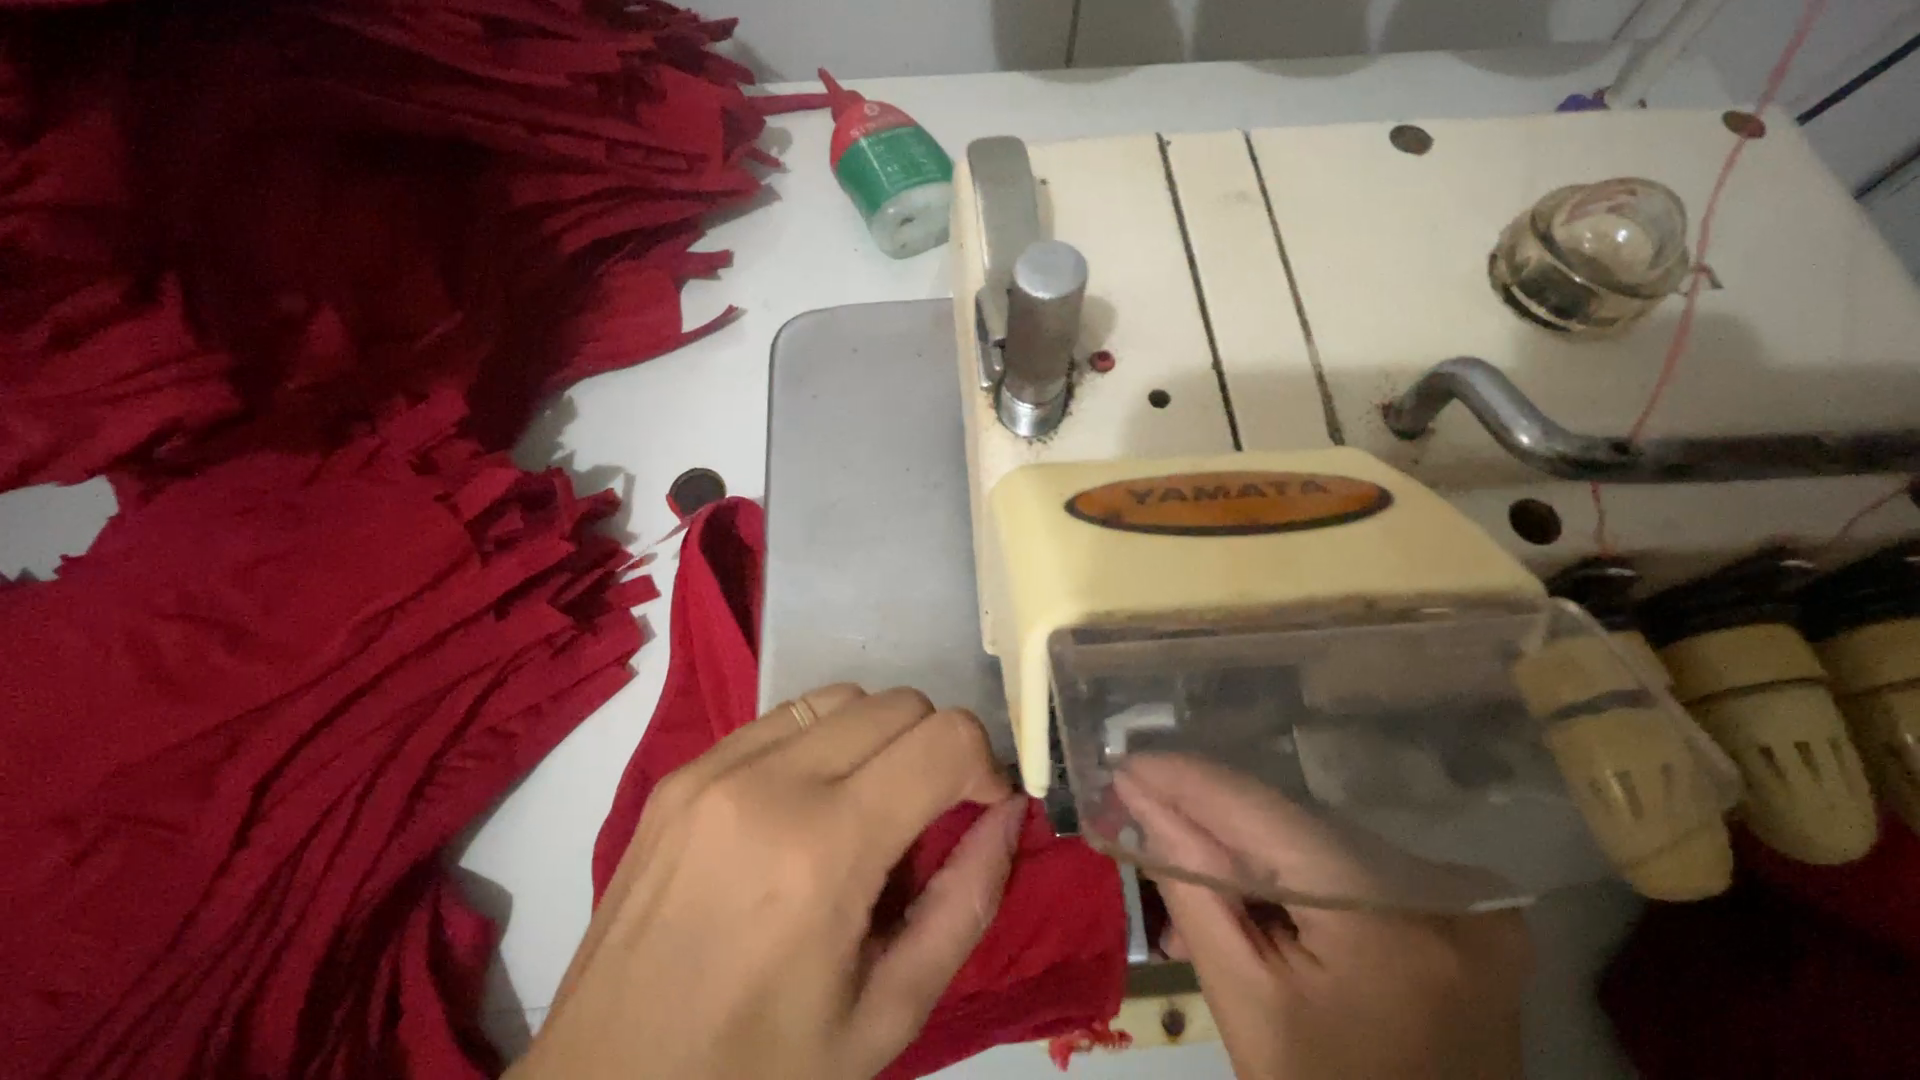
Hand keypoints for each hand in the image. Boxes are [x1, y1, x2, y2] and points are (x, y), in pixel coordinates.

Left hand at [512, 685, 1024, 1079]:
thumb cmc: (760, 1068)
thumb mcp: (888, 1013)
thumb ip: (967, 902)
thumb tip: (1009, 813)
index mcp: (824, 848)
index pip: (945, 738)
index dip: (985, 766)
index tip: (982, 813)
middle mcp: (766, 782)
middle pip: (898, 703)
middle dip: (936, 749)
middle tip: (929, 819)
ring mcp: (712, 769)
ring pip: (840, 697)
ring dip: (879, 737)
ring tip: (868, 809)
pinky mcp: (678, 774)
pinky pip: (780, 720)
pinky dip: (820, 742)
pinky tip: (805, 807)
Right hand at [1116, 755, 1531, 1079]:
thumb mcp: (1246, 1003)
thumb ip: (1196, 892)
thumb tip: (1144, 804)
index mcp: (1392, 915)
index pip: (1266, 816)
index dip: (1189, 783)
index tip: (1127, 765)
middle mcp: (1453, 892)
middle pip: (1299, 834)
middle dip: (1214, 832)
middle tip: (1141, 826)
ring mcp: (1475, 908)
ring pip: (1326, 852)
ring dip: (1252, 861)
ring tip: (1186, 884)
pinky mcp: (1474, 924)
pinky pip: (1360, 879)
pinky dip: (1301, 887)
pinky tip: (1254, 909)